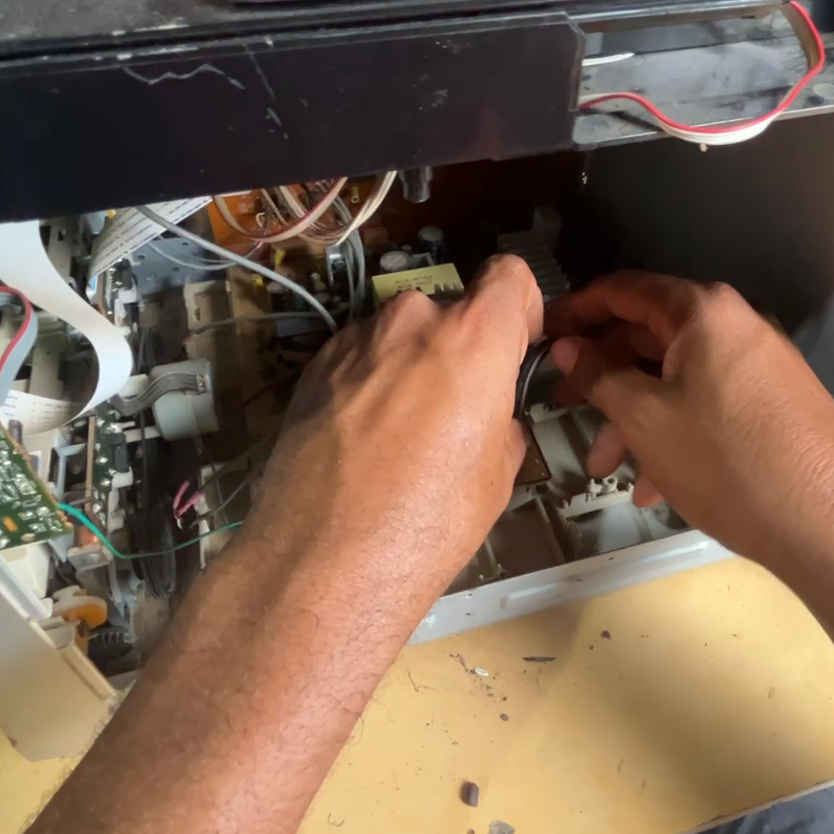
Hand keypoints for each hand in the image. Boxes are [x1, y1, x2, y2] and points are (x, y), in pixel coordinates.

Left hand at [249, 255, 542, 602]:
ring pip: (401, 335)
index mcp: (473, 337)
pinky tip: (361, 438)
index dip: (520, 309)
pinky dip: (369, 381)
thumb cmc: (428, 521)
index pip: (510, 274)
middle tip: (452, 409)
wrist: (322, 558)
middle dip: (459, 349)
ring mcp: (355, 338)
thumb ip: (502, 419)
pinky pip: (360, 356)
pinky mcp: (313, 364)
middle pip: (452, 310)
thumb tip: (491, 415)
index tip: (513, 348)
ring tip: (398, 432)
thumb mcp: (497, 476)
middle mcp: (412, 320)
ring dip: (409, 364)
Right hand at [545, 272, 833, 589]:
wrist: (833, 525)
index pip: (623, 290)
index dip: (576, 310)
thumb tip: (568, 348)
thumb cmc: (727, 461)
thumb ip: (598, 375)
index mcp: (702, 312)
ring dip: (633, 415)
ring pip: (675, 378)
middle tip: (564, 405)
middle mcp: (733, 326)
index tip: (544, 334)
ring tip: (606, 466)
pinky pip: (705, 403)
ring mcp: (757, 365)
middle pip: (648, 337)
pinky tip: (653, 483)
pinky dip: (672, 431)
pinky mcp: (772, 403)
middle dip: (602, 375)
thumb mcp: (644, 418)